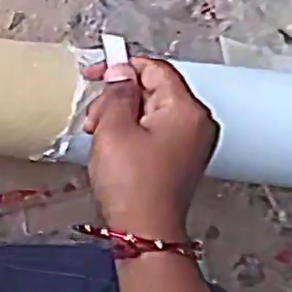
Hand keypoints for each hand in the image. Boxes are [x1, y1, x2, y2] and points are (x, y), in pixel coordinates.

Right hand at [82, 57, 217, 242]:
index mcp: (186, 109)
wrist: (144, 225)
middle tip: (94, 118)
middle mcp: (197, 121)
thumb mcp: (113, 129)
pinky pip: (156, 129)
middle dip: (118, 97)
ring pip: (152, 110)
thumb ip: (116, 95)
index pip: (156, 70)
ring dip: (121, 115)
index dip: (122, 66)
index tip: (96, 71)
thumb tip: (120, 72)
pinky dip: (131, 130)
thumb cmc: (131, 181)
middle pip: (154, 90)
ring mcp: (192, 140)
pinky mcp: (181, 156)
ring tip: (100, 136)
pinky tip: (113, 146)